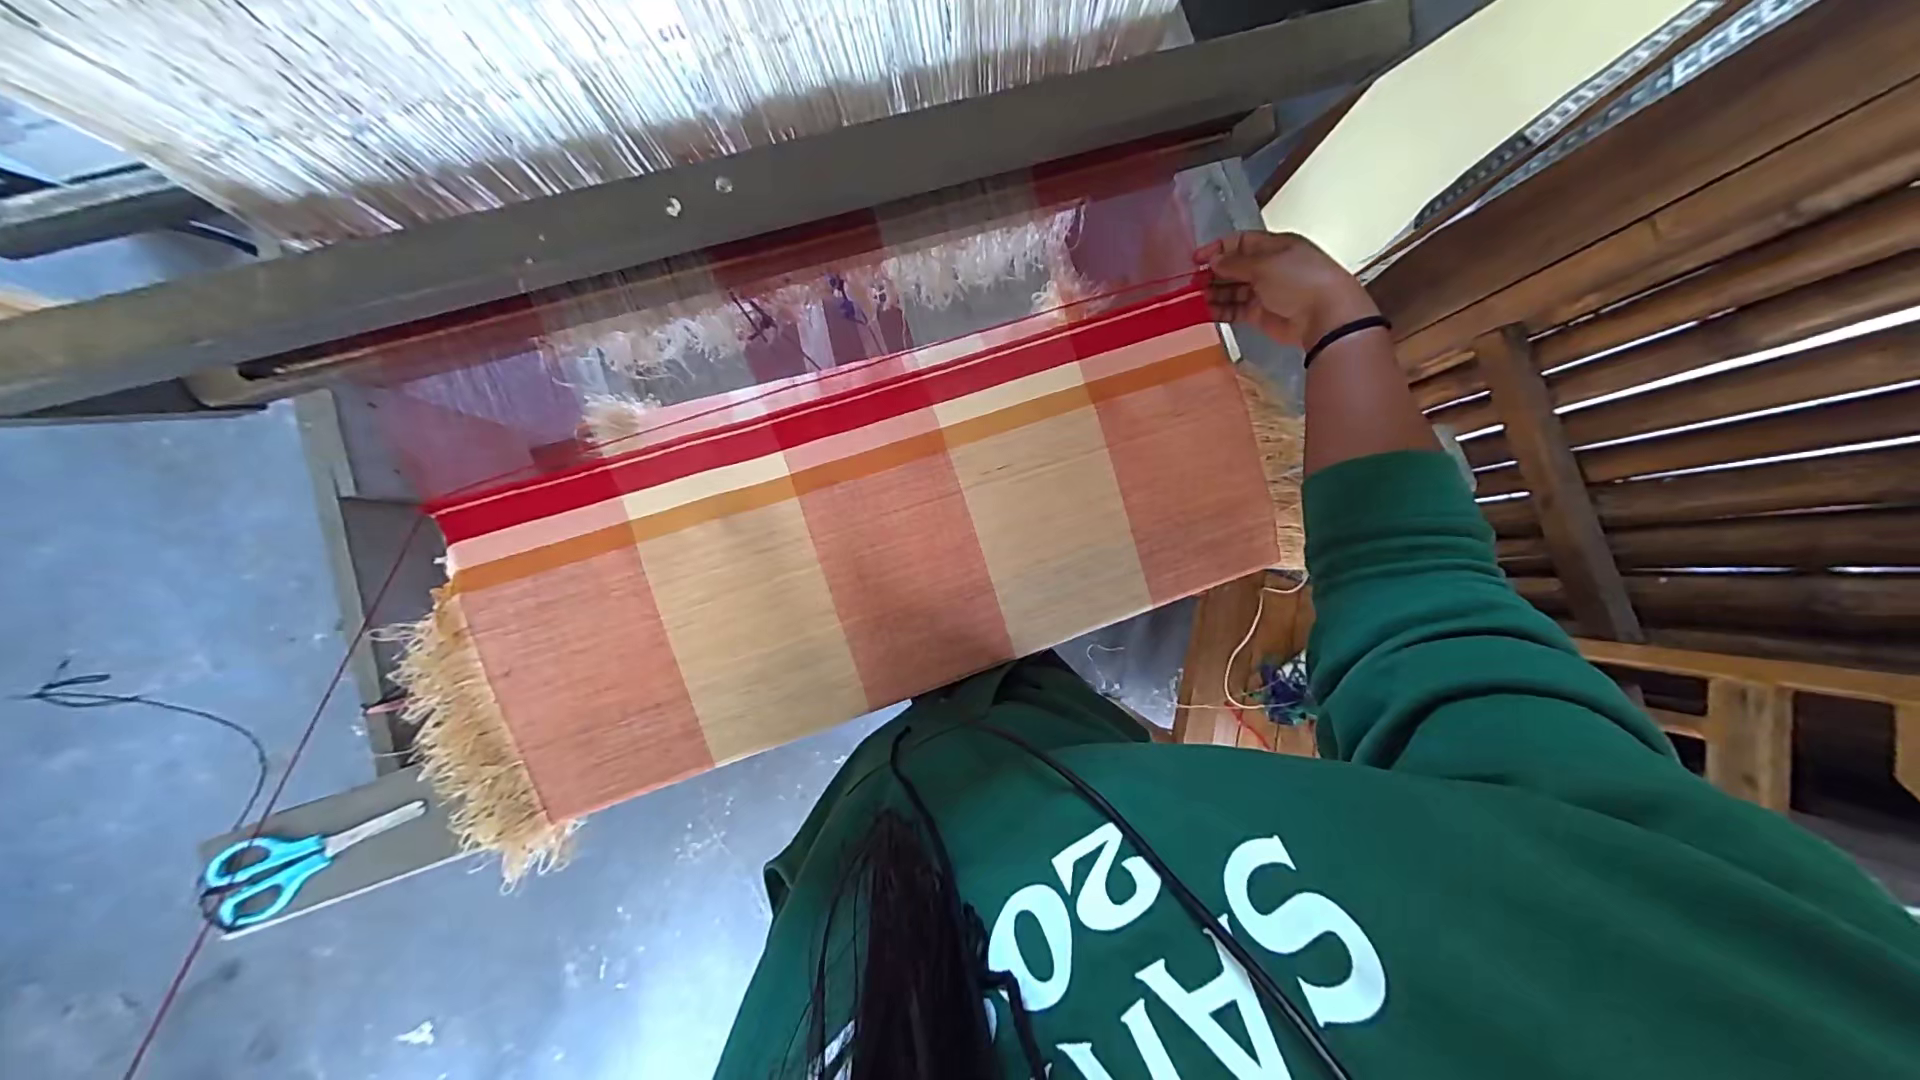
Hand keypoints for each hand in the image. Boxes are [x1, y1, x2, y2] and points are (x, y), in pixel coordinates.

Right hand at [1194, 232, 1380, 349]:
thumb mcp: (1266, 264)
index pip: (1240, 243)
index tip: (1196, 260)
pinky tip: (1204, 312)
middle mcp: (1267, 268)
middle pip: (1233, 268)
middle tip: (1192, 282)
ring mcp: (1263, 292)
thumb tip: (1213, 262)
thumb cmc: (1300, 280)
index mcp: (1273, 247)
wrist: (1324, 315)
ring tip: (1194, 299)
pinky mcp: (1259, 315)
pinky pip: (1234, 311)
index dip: (1217, 249)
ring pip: (1231, 290)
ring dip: (1213, 293)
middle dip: (1212, 273)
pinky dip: (1219, 311)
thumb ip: (1235, 264)